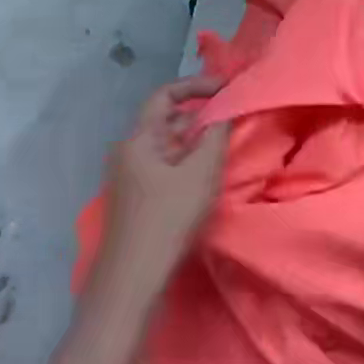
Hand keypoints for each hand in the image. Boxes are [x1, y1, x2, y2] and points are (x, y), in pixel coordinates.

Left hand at [98, 75, 230, 288]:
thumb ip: (216, 134)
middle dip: (201, 113)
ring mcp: (131, 176)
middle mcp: (129, 152)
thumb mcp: (202, 170)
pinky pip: (167, 164)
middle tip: (234, 114)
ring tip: (228, 141)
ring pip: (169, 143)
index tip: (227, 87)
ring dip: (197, 137)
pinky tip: (209, 171)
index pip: (165, 95)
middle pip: (167, 119)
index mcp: (138, 140)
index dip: (197, 85)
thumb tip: (224, 111)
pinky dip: (189, 158)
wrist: (133, 277)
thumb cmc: (168, 216)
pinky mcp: (138, 197)